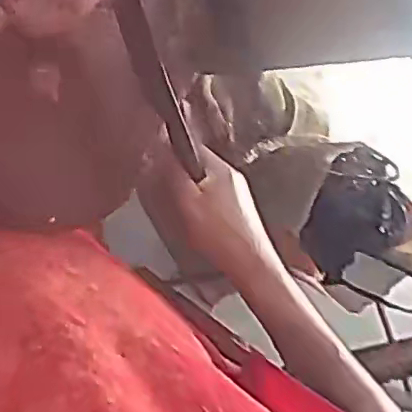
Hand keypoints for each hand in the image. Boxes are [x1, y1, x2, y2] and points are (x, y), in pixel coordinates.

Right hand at [147, 143, 270, 272]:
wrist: (253, 268)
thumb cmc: (221, 237)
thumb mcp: (186, 201)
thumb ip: (171, 173)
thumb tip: (159, 148)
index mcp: (219, 167)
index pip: (188, 144)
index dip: (169, 152)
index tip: (157, 164)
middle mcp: (231, 174)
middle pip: (195, 162)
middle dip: (179, 174)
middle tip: (169, 191)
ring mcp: (237, 192)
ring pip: (204, 180)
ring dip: (190, 190)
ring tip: (185, 210)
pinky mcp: (239, 208)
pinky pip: (213, 195)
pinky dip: (202, 203)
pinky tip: (200, 221)